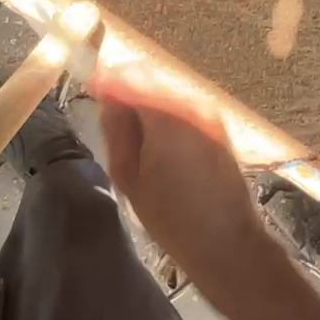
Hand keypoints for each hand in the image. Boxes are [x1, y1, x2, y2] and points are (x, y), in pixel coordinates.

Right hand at [92, 62, 274, 283]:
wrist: (228, 242)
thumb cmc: (172, 219)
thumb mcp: (130, 178)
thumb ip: (117, 131)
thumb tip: (108, 99)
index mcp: (165, 117)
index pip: (129, 79)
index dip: (107, 80)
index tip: (91, 88)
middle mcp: (191, 105)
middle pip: (151, 78)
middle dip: (128, 85)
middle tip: (107, 105)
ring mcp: (210, 113)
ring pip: (169, 88)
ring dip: (147, 96)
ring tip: (130, 121)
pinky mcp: (220, 125)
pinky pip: (185, 103)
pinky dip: (167, 108)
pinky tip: (156, 131)